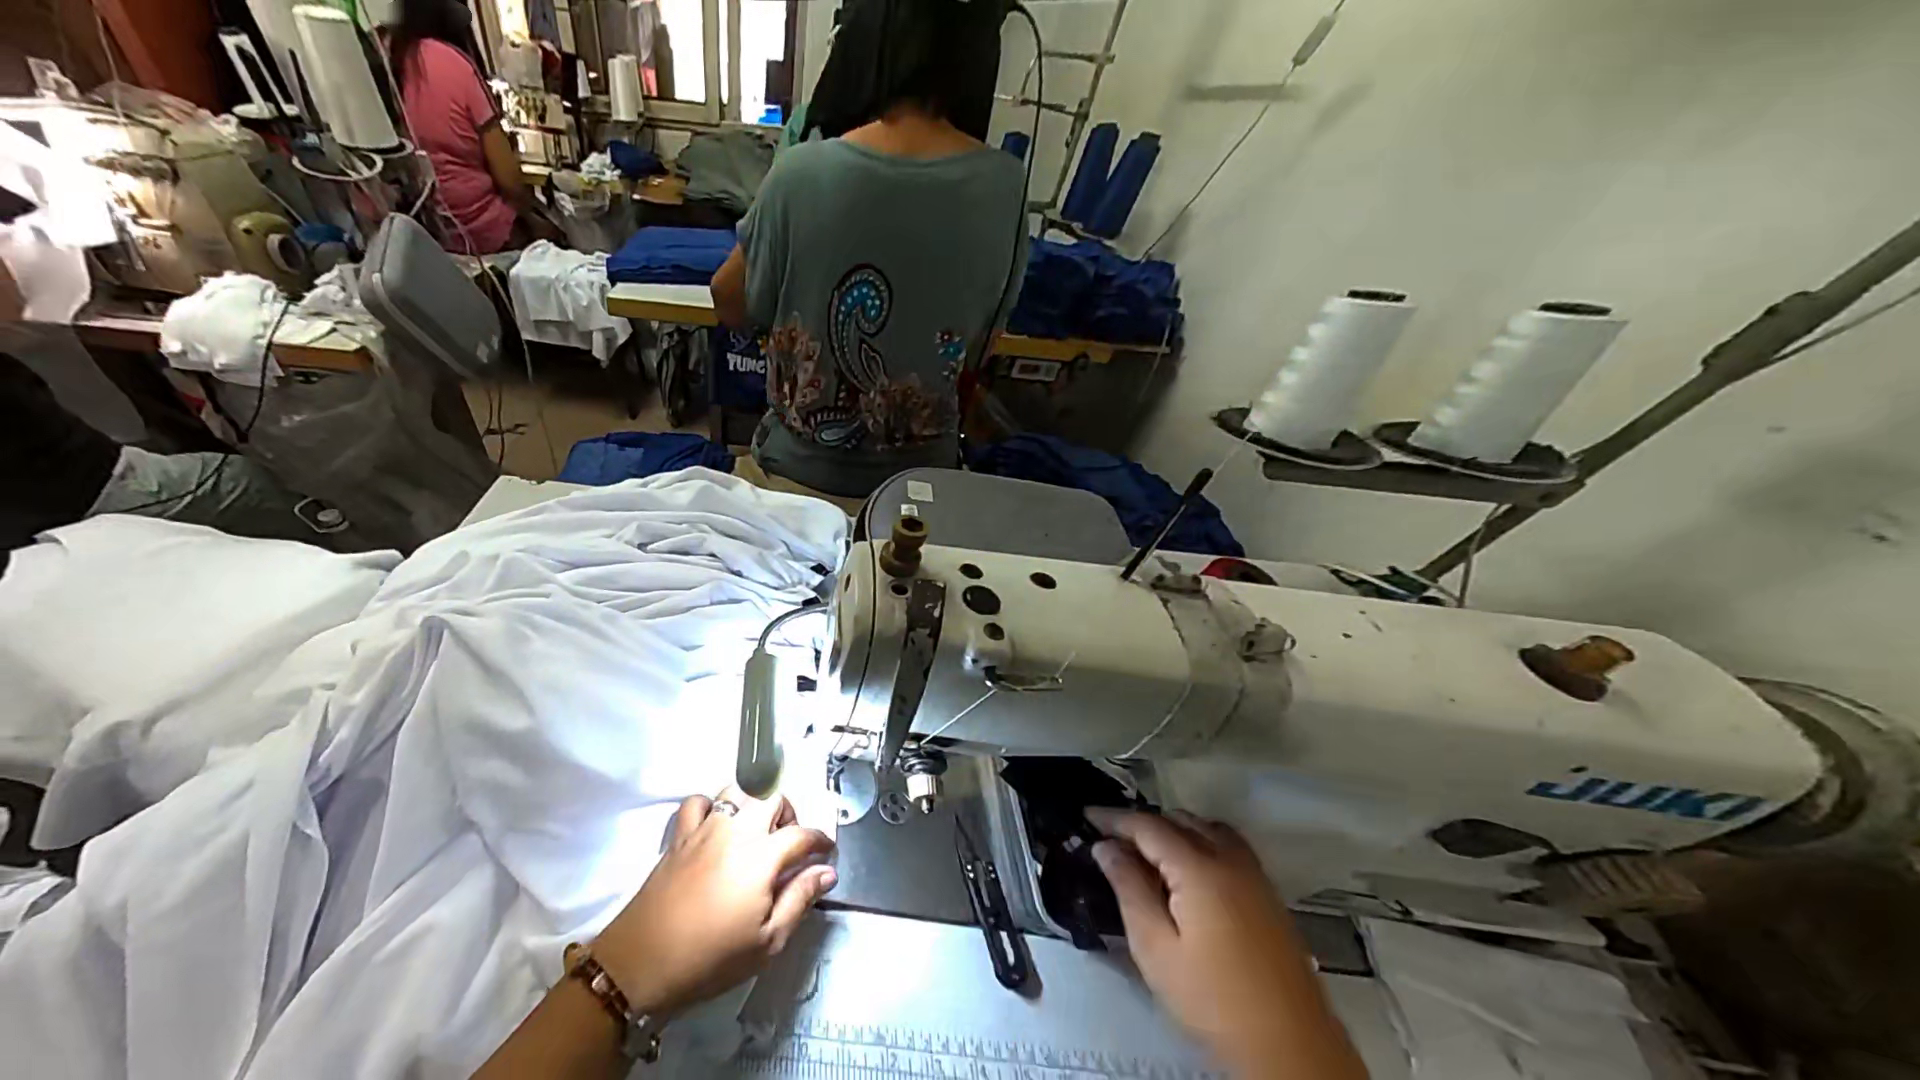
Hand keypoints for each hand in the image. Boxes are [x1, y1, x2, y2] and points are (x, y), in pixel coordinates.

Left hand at [591, 788, 835, 1018]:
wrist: (640, 966)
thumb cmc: (710, 959)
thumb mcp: (767, 942)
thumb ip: (800, 900)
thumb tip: (826, 872)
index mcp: (762, 856)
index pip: (802, 834)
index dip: (820, 841)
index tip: (826, 853)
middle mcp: (736, 832)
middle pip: (773, 799)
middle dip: (789, 815)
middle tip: (789, 844)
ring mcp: (704, 830)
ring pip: (738, 792)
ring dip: (754, 805)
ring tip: (756, 832)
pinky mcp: (678, 837)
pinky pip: (697, 802)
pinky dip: (711, 807)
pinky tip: (715, 828)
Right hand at [1087, 809, 1365, 1078]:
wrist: (1290, 1046)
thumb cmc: (1212, 1000)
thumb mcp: (1155, 948)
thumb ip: (1128, 888)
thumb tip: (1106, 847)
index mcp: (1199, 868)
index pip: (1148, 826)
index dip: (1114, 817)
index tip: (1086, 815)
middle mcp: (1229, 858)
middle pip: (1178, 819)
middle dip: (1142, 823)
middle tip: (1111, 840)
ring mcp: (1254, 873)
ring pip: (1205, 827)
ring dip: (1173, 828)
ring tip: (1145, 851)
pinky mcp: (1267, 891)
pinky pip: (1227, 843)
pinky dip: (1199, 839)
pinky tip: (1187, 868)